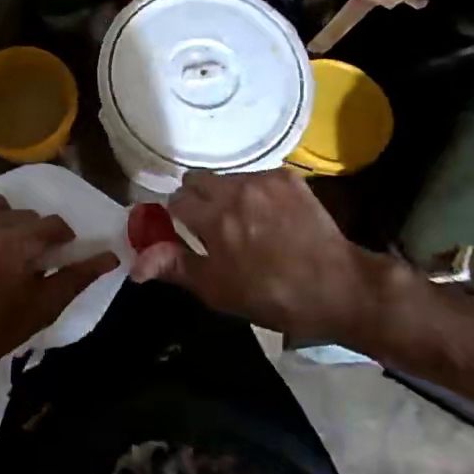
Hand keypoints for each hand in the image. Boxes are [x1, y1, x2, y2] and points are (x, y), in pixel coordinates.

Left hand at [0, 195, 118, 381]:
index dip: (64, 238)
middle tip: (40, 259)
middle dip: (41, 233)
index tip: (61, 257)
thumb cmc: (5, 326)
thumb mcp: (48, 304)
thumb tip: (112, 257)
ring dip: (20, 224)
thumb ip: (80, 276)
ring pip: (11, 209)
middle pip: (32, 216)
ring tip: (17, 249)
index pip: (53, 224)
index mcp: (18, 246)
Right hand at [131, 169, 411, 341]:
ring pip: (226, 177)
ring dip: (225, 194)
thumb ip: (174, 266)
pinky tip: (270, 215)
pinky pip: (256, 176)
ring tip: (245, 221)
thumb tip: (135, 263)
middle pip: (197, 179)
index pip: (176, 201)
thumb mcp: (217, 290)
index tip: (188, 234)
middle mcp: (234, 190)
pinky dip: (255, 192)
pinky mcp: (288, 177)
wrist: (338, 287)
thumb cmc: (271, 296)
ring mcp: (263, 180)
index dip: (177, 218)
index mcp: (213, 219)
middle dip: (197, 198)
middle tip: (213, 225)